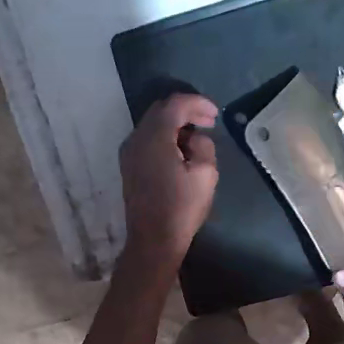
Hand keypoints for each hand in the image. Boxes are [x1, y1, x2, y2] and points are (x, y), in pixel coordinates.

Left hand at [120, 92, 219, 268]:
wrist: (153, 240)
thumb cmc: (182, 208)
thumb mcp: (206, 173)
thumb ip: (203, 146)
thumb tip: (194, 139)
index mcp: (154, 137)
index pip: (175, 104)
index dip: (197, 103)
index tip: (215, 114)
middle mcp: (136, 139)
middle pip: (160, 111)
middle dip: (185, 111)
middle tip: (208, 122)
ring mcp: (128, 153)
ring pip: (152, 125)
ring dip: (174, 125)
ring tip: (197, 137)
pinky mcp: (128, 166)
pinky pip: (147, 140)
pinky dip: (164, 137)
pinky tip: (180, 151)